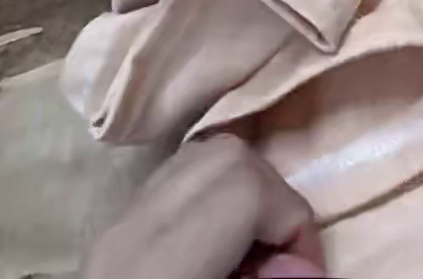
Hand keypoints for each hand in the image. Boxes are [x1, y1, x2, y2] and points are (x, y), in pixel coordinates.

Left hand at [82, 135, 327, 278]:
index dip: (291, 220)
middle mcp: (128, 232)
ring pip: (202, 155)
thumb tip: (304, 267)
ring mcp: (118, 223)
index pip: (241, 186)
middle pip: (224, 155)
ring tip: (254, 259)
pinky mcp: (118, 228)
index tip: (304, 275)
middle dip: (273, 198)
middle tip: (284, 266)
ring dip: (247, 193)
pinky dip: (217, 197)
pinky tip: (223, 252)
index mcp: (153, 270)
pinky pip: (181, 176)